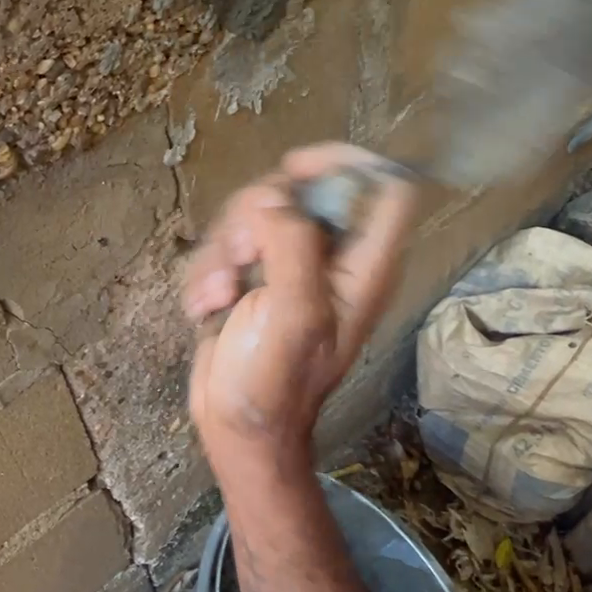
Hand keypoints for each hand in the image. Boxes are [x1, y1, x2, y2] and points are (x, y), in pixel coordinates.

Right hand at [181, 143, 415, 467]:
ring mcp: (288, 265)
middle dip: (256, 213)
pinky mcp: (251, 276)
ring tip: (220, 294)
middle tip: (243, 256)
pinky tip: (206, 306)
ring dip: (223, 248)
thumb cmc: (274, 382)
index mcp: (363, 265)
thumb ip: (290, 246)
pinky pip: (225, 242)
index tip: (293, 171)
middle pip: (300, 188)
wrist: (236, 428)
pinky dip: (208, 269)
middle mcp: (331, 257)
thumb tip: (272, 198)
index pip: (385, 185)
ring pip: (254, 211)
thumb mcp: (293, 315)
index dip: (346, 164)